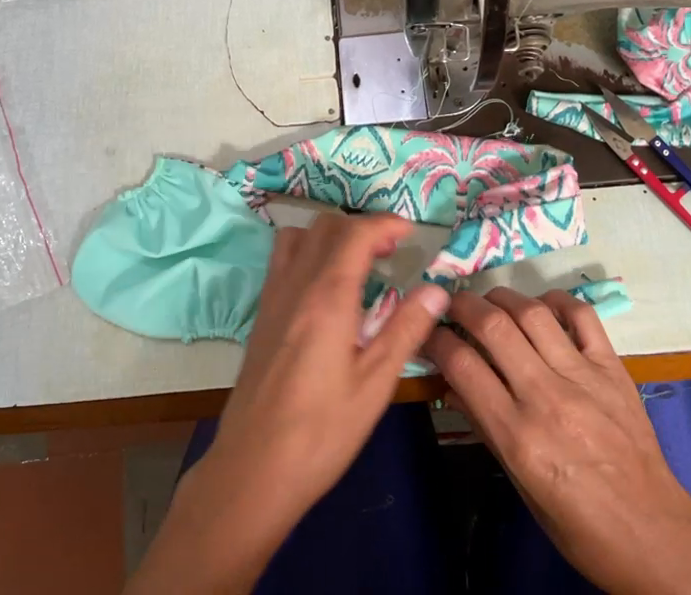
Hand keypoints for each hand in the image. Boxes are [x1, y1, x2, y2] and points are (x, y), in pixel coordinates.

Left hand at [126, 213, 448, 594]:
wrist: (254, 467)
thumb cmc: (323, 431)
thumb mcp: (376, 384)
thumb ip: (406, 330)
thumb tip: (436, 289)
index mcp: (328, 297)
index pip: (355, 234)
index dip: (385, 224)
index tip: (411, 233)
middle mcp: (295, 285)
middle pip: (325, 227)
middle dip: (361, 228)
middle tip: (391, 252)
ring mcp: (272, 298)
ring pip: (298, 237)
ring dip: (330, 236)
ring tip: (358, 265)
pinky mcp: (260, 316)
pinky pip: (281, 261)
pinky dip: (307, 253)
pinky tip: (326, 290)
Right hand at [424, 288, 690, 594]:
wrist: (654, 536)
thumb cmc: (578, 526)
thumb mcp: (521, 485)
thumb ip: (487, 428)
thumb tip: (455, 385)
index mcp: (517, 434)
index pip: (462, 365)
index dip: (436, 339)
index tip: (427, 331)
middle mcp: (546, 396)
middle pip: (493, 326)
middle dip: (462, 306)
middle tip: (450, 303)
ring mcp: (584, 378)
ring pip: (533, 313)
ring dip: (503, 297)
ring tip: (489, 300)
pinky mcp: (614, 369)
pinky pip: (583, 317)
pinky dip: (558, 301)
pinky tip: (542, 306)